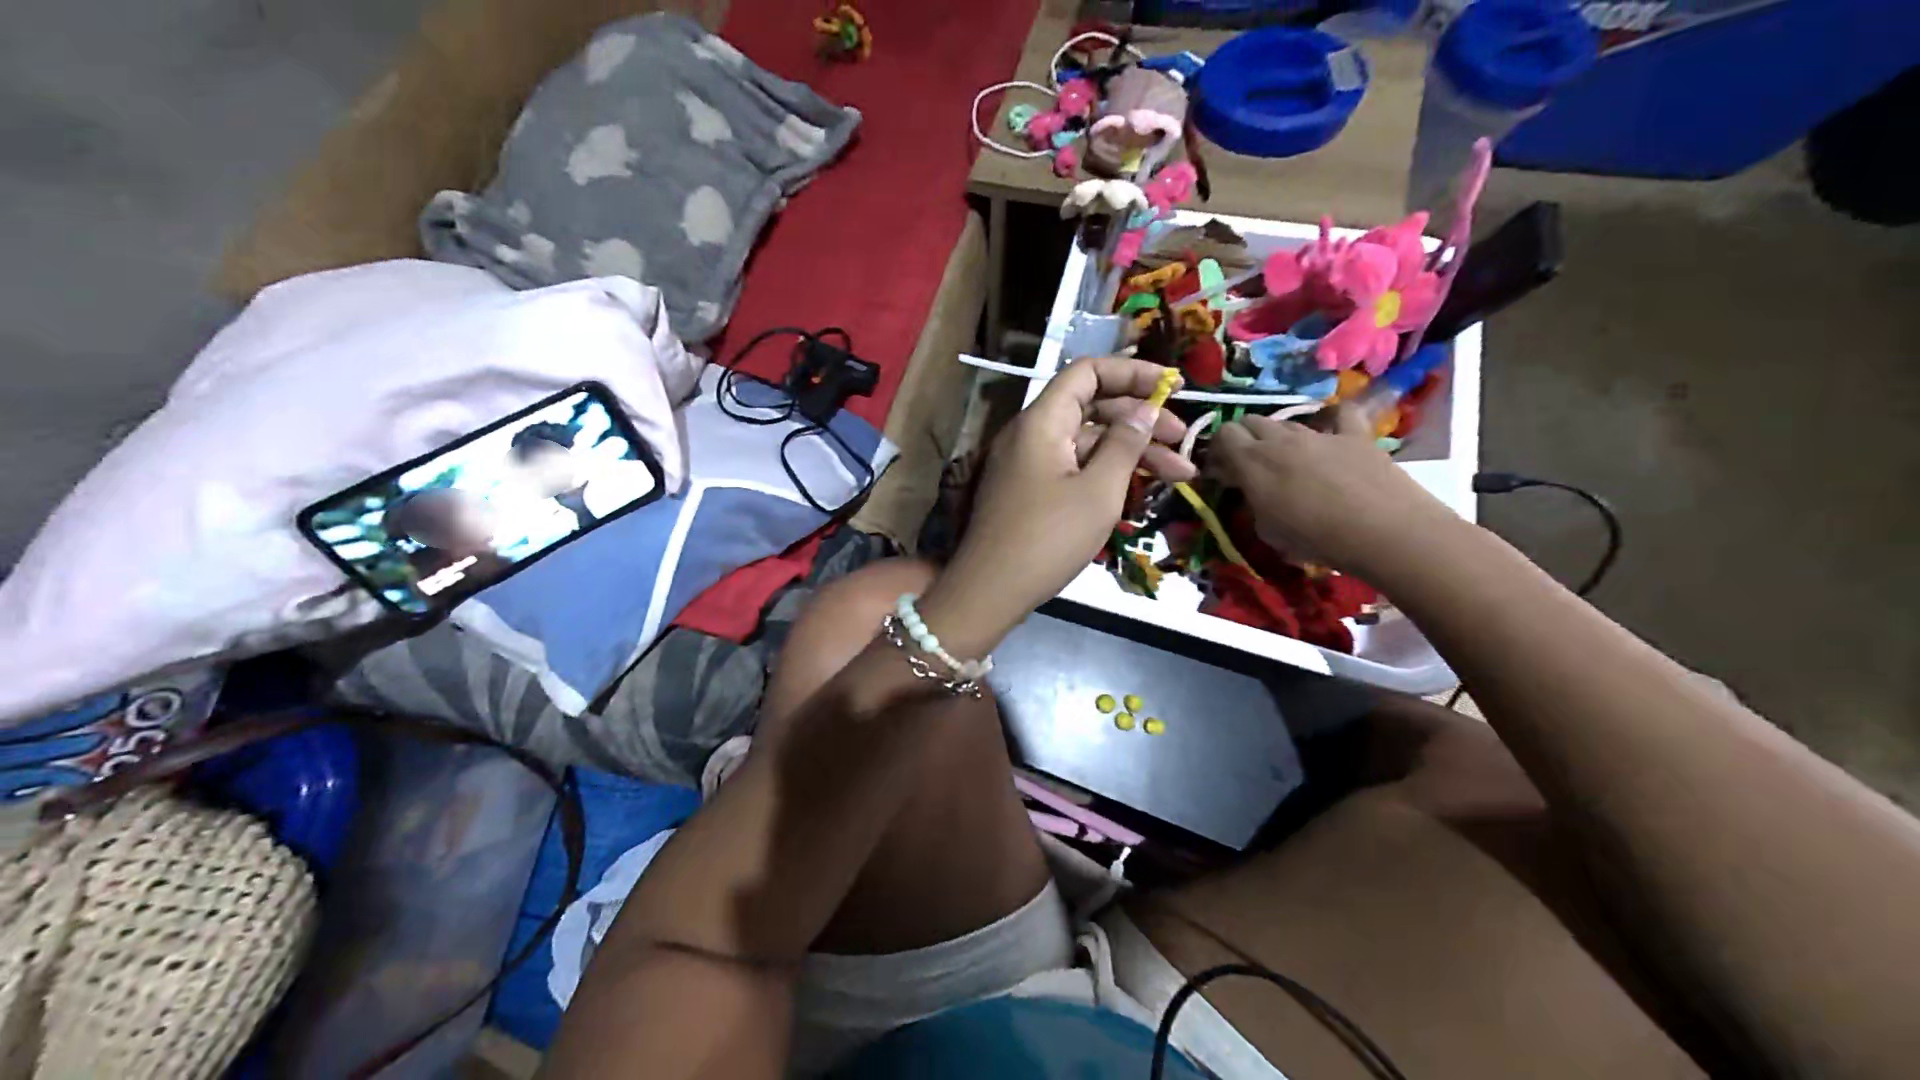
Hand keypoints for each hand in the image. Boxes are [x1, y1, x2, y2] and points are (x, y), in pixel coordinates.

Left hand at [921, 357, 1195, 653]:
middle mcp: (1031, 434)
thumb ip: (1125, 444)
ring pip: (1087, 443)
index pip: (1087, 373)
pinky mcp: (1030, 491)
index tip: (1172, 387)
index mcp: (1042, 421)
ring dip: (1131, 454)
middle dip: (1141, 421)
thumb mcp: (1098, 491)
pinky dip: (1105, 474)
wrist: (990, 590)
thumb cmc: (1048, 538)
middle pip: (1092, 409)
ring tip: (1181, 475)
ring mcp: (1028, 464)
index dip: (1132, 373)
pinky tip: (1140, 491)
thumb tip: (1145, 410)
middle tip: (1184, 442)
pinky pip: (1073, 468)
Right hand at [1208, 406, 1456, 575]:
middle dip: (1245, 438)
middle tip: (1250, 464)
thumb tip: (1253, 492)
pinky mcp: (1355, 434)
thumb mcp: (1267, 530)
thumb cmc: (1315, 538)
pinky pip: (1339, 414)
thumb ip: (1253, 503)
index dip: (1219, 449)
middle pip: (1251, 422)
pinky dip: (1331, 420)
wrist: (1381, 531)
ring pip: (1288, 422)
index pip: (1223, 435)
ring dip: (1280, 436)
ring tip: (1289, 459)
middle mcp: (1280, 439)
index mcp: (1252, 461)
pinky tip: (1330, 432)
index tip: (1223, 470)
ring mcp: (1319, 433)